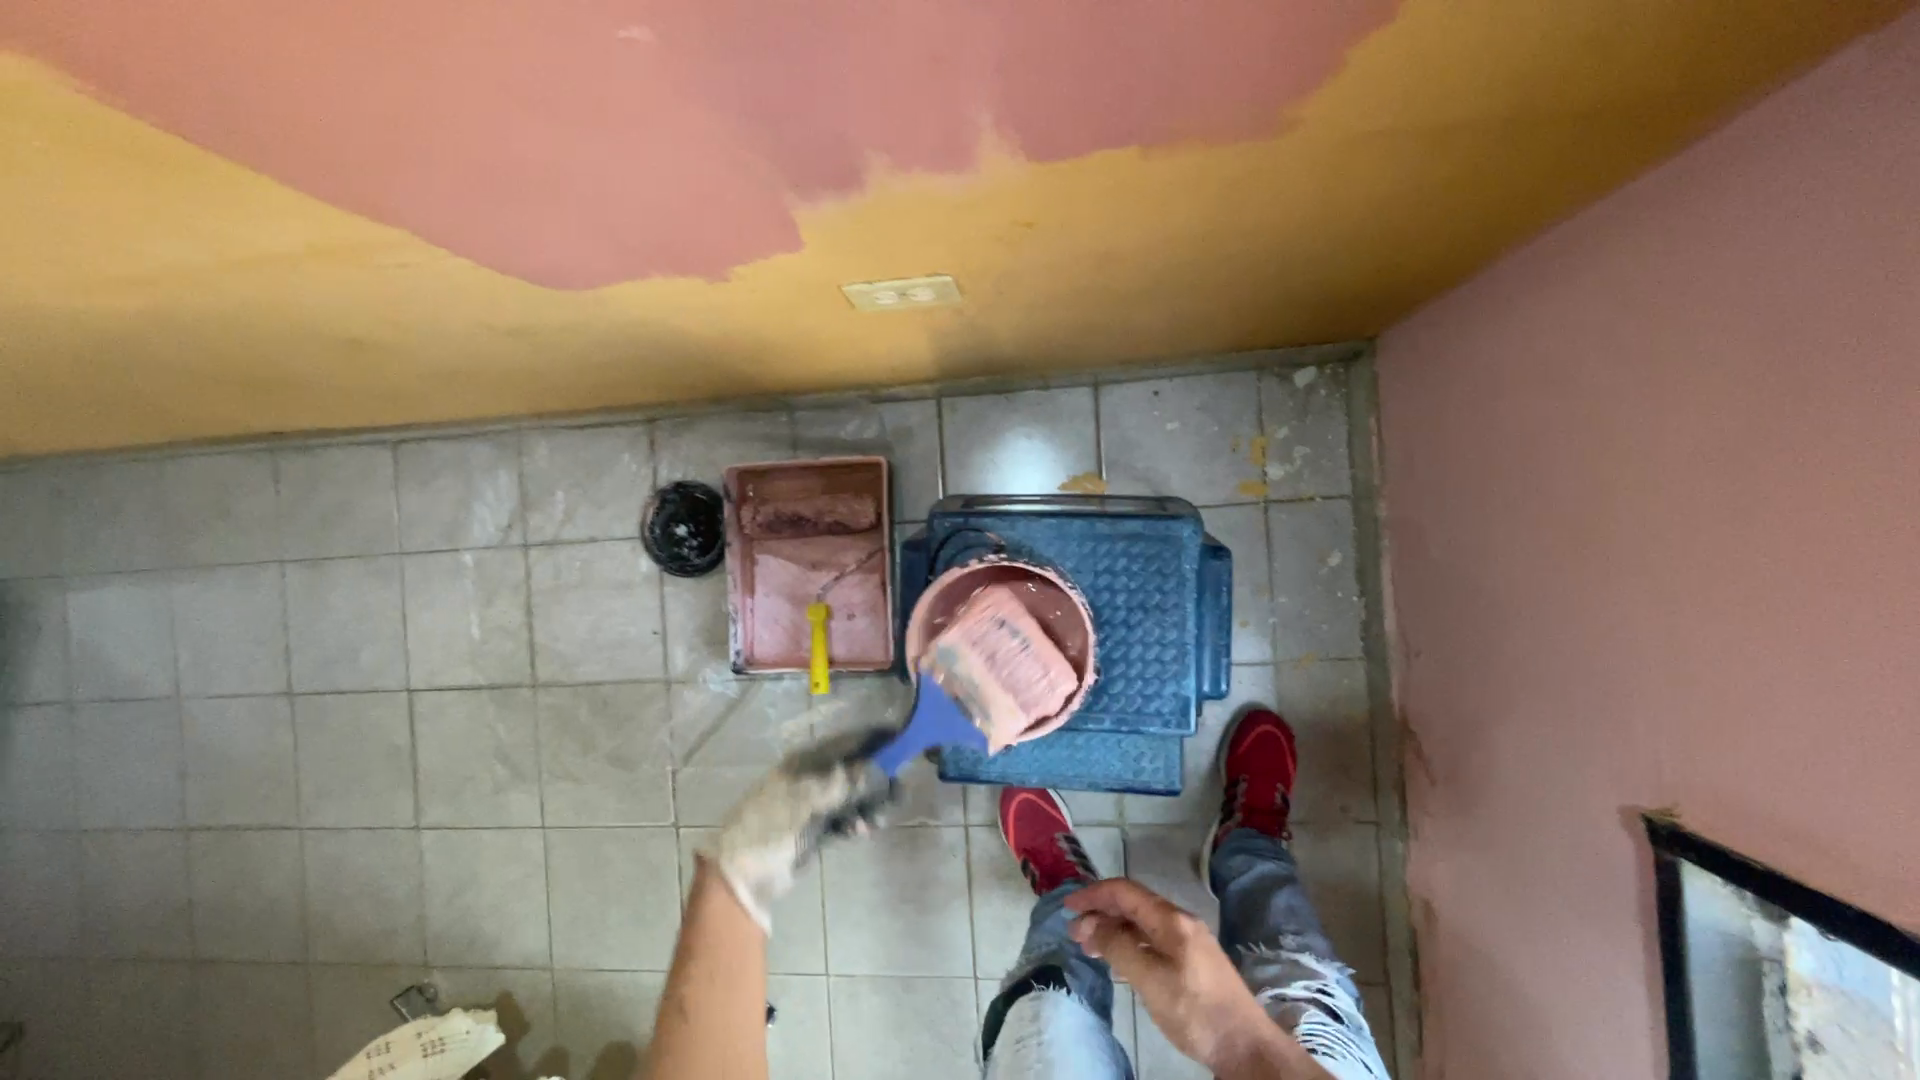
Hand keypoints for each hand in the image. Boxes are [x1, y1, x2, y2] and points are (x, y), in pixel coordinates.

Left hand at [708, 727, 896, 931]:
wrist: (742, 874)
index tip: (903, 741)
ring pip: (852, 796)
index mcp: (804, 762)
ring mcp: (813, 804)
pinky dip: (856, 822)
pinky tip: (861, 832)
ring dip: (868, 805)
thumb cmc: (771, 828)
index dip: (874, 739)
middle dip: (877, 778)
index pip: (846, 742)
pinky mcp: (815, 829)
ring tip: (876, 822)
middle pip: (854, 769)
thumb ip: (845, 783)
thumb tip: (879, 769)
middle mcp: (811, 778)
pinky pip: (845, 818)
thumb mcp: (808, 800)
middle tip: (898, 792)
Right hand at [1068, 879, 1316, 1078]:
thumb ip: (1119, 946)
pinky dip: (1129, 945)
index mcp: (1171, 920)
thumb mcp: (1150, 979)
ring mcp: (1188, 942)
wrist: (1246, 1046)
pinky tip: (1118, 963)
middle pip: (1133, 905)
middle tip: (1074, 934)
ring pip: (1142, 925)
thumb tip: (1091, 922)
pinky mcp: (1192, 962)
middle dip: (1101, 913)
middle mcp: (1180, 922)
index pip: (1125, 891)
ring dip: (1113, 930)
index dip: (1094, 894)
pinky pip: (1152, 942)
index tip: (1068, 906)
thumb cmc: (1195, 1011)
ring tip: (1090, 948)